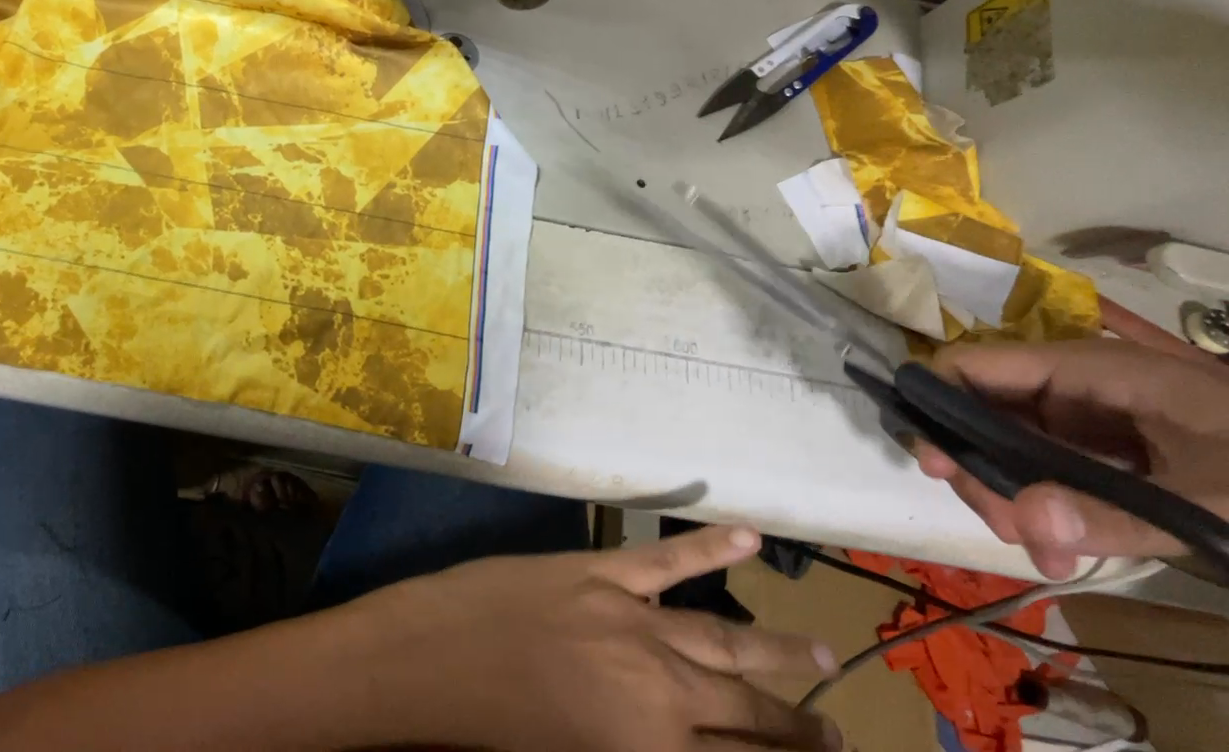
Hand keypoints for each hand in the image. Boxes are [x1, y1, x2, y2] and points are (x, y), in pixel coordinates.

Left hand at [346, 524, 841, 751]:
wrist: (430, 662)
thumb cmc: (491, 731)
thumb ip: (639, 749)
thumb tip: (681, 736)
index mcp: (653, 749)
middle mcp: (661, 689)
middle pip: (746, 710)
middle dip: (795, 726)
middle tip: (836, 731)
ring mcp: (631, 622)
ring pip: (723, 639)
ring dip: (776, 651)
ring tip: (823, 657)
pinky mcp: (596, 574)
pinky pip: (661, 562)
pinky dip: (706, 547)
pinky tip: (748, 536)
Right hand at [918, 337, 1228, 578]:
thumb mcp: (1216, 507)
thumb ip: (1116, 516)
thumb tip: (1019, 518)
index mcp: (1097, 370)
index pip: (973, 364)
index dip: (935, 404)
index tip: (936, 467)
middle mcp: (1078, 384)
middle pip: (979, 410)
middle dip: (980, 472)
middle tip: (1010, 532)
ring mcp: (1090, 416)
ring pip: (1003, 444)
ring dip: (1008, 499)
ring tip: (1049, 557)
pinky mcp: (1103, 449)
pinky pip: (1041, 466)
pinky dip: (1039, 506)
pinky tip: (1063, 547)